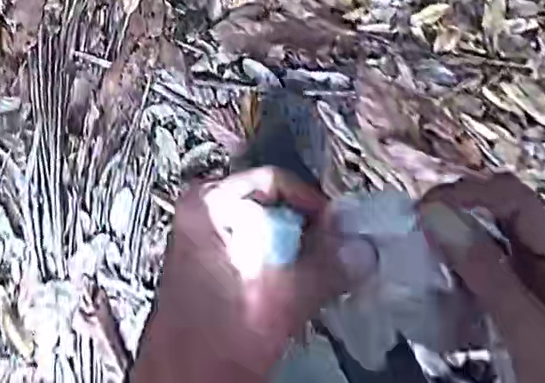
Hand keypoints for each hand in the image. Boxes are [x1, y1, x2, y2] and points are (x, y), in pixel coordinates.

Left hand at [131, 168, 343, 382]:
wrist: (182, 382)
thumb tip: (363, 248)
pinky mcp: (214, 262)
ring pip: (266, 228)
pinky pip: (256, 247)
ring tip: (324, 274)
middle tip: (339, 254)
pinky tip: (299, 287)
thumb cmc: (216, 337)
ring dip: (298, 250)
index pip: (272, 180)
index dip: (312, 204)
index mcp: (209, 201)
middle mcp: (204, 208)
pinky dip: (281, 263)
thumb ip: (322, 269)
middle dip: (308, 230)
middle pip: (271, 203)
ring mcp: (207, 235)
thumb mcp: (277, 301)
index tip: (342, 231)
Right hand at [418, 175, 544, 382]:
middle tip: (416, 240)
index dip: (467, 196)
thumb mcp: (543, 350)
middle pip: (514, 226)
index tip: (421, 214)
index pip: (521, 203)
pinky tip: (451, 305)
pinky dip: (477, 291)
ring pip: (508, 258)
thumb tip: (433, 212)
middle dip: (461, 227)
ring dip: (464, 259)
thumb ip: (491, 279)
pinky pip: (512, 292)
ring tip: (426, 269)